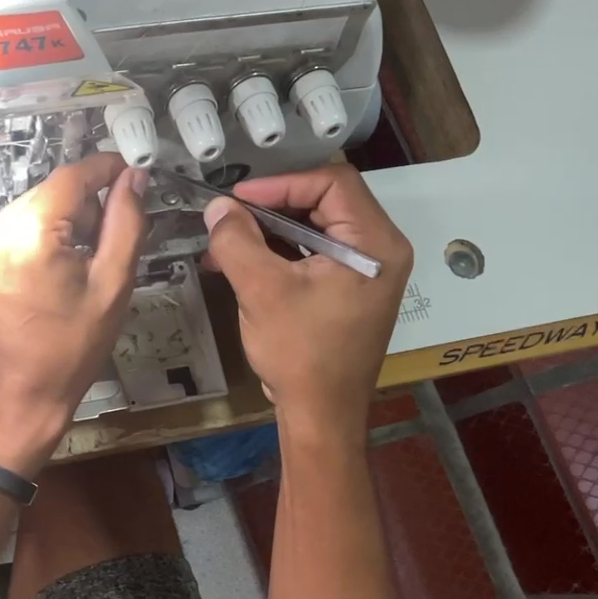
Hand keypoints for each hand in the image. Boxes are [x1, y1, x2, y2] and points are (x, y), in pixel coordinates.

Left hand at [0, 153, 148, 476]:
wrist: (20, 395)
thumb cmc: (69, 351)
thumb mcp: (112, 286)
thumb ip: (126, 224)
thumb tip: (133, 179)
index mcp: (26, 237)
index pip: (70, 177)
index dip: (105, 170)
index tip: (131, 173)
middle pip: (51, 192)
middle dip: (84, 208)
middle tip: (108, 241)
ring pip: (34, 208)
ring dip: (62, 223)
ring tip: (80, 264)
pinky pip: (15, 228)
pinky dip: (40, 237)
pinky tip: (54, 270)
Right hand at [203, 164, 412, 439]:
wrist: (320, 414)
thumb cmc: (300, 352)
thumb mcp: (262, 291)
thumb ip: (237, 241)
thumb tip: (217, 208)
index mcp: (375, 244)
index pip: (333, 184)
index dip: (281, 184)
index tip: (237, 198)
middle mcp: (380, 252)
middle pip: (325, 205)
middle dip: (271, 208)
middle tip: (229, 217)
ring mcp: (366, 274)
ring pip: (315, 231)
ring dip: (269, 233)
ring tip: (225, 243)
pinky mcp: (349, 293)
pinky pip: (314, 257)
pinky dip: (280, 255)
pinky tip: (241, 264)